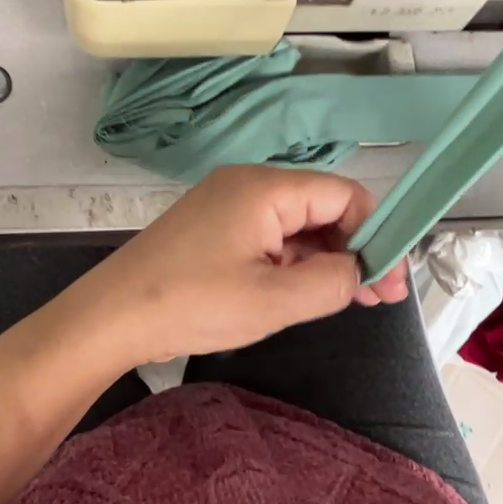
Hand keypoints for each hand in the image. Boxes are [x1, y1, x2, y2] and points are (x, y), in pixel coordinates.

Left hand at [56, 165, 409, 366]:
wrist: (110, 317)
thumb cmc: (191, 303)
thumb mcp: (273, 300)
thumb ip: (333, 282)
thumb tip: (361, 271)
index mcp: (265, 188)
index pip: (344, 195)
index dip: (377, 234)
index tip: (392, 281)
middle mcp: (248, 186)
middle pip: (321, 209)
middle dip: (354, 251)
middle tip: (380, 299)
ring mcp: (226, 206)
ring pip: (295, 227)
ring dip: (324, 262)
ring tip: (350, 303)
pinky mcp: (213, 230)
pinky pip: (268, 239)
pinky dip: (292, 265)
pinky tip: (305, 295)